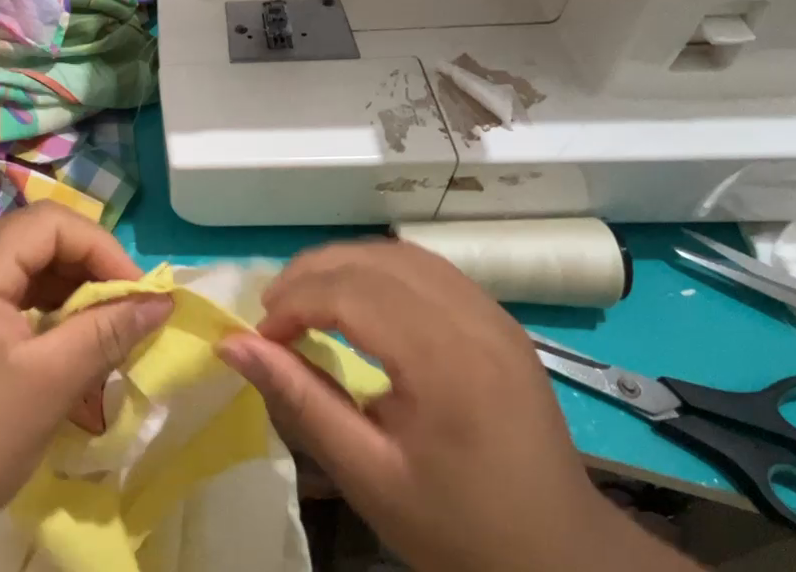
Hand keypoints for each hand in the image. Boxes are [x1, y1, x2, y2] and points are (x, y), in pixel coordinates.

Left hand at [0, 203, 171, 570]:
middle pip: (33, 241)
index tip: (139, 296)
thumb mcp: (49, 384)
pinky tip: (58, 351)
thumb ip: (106, 332)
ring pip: (18, 271)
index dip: (103, 249)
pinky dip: (37, 315)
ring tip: (98, 337)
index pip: (50, 222)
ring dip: (64, 295)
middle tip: (123, 316)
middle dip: (86, 271)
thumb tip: (160, 301)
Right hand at [217, 240, 700, 571]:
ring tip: (306, 303)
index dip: (293, 304)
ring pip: (399, 254)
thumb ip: (299, 399)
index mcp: (444, 360)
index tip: (261, 339)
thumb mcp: (367, 474)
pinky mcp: (500, 322)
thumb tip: (232, 344)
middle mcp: (473, 320)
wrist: (562, 558)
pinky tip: (359, 304)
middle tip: (272, 315)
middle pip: (372, 260)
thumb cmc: (458, 526)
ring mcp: (493, 315)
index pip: (349, 292)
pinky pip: (428, 270)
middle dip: (309, 275)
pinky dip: (379, 273)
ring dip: (343, 267)